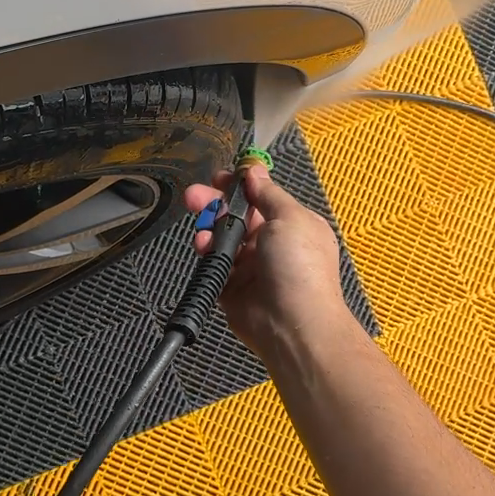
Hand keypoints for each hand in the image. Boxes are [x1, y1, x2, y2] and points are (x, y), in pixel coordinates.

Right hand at [184, 158, 354, 362]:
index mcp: (292, 225)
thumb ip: (267, 194)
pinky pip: (215, 265)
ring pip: (222, 240)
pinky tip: (202, 245)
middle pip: (237, 217)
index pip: (261, 198)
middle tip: (194, 195)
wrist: (293, 323)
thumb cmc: (300, 266)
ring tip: (201, 227)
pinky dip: (206, 253)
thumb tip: (255, 171)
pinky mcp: (232, 288)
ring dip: (209, 228)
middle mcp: (272, 245)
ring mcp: (251, 267)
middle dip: (215, 204)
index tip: (221, 177)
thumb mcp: (290, 217)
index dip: (240, 186)